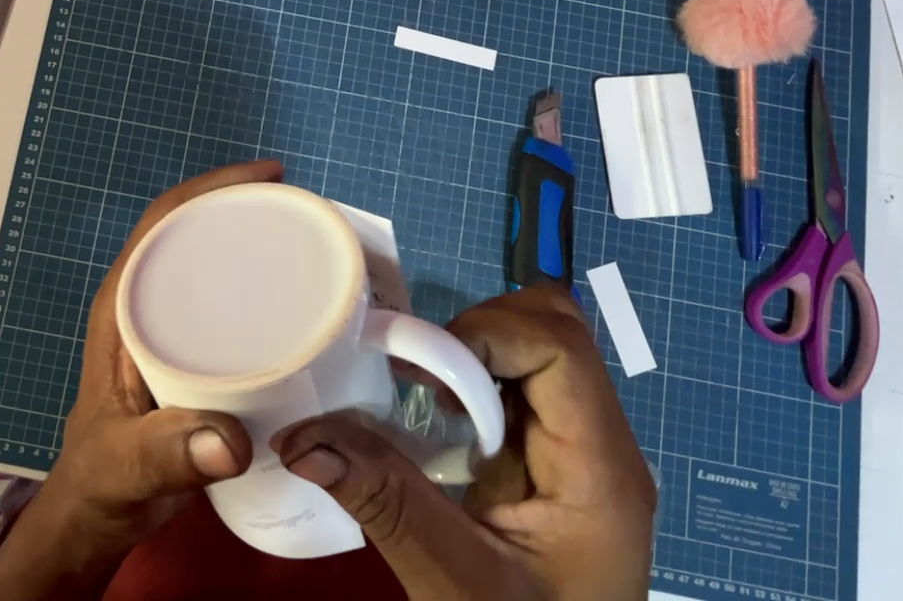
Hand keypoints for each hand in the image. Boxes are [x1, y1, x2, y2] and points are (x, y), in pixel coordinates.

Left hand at [0, 161, 282, 599]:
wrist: (99, 513)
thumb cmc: (103, 479)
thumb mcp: (129, 463)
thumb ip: (171, 453)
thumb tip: (233, 440)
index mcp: (122, 304)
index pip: (162, 221)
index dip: (210, 187)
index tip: (268, 177)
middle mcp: (143, 302)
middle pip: (190, 230)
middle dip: (241, 207)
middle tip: (302, 209)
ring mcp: (165, 325)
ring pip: (207, 263)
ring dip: (250, 242)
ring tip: (306, 241)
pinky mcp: (187, 351)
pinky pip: (223, 301)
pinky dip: (255, 287)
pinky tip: (296, 300)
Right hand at [272, 287, 654, 600]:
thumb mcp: (455, 586)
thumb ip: (386, 504)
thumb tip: (300, 438)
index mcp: (599, 468)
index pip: (558, 347)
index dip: (485, 332)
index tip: (417, 372)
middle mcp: (601, 442)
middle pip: (556, 327)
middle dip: (478, 328)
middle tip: (420, 375)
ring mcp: (582, 447)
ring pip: (539, 344)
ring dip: (475, 348)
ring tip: (426, 392)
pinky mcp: (555, 456)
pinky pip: (522, 380)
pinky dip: (475, 374)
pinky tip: (441, 418)